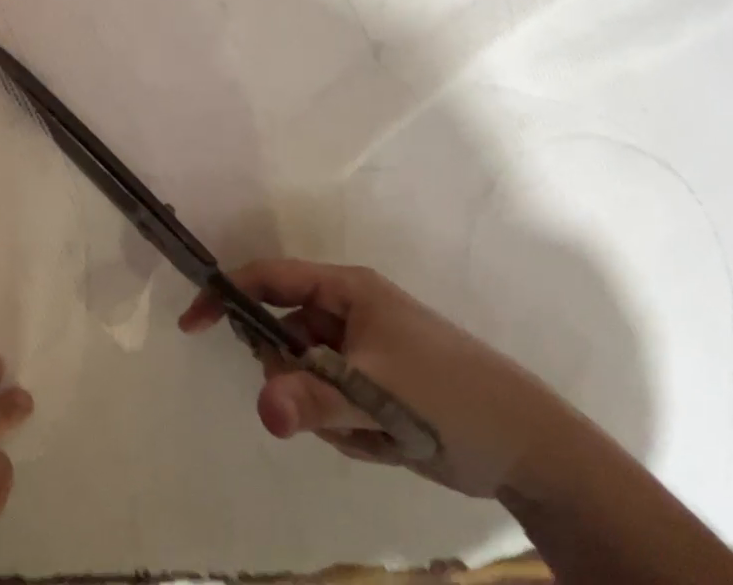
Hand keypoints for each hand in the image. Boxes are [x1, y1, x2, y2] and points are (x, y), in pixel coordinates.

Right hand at [178, 259, 580, 498]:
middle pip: (280, 334)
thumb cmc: (455, 399)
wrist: (539, 453)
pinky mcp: (371, 387)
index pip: (266, 279)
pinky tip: (384, 442)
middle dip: (293, 377)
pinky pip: (326, 402)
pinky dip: (344, 428)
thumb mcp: (380, 396)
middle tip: (324, 405)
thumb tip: (261, 411)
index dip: (225, 296)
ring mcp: (360, 352)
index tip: (193, 325)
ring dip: (323, 409)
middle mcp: (348, 314)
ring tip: (370, 431)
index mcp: (348, 291)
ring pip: (302, 375)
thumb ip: (315, 400)